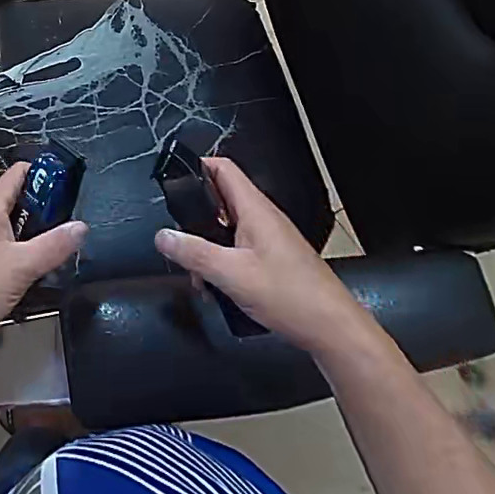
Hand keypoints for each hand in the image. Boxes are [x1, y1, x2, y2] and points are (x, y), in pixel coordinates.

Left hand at [0, 163, 87, 371]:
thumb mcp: (22, 266)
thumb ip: (54, 245)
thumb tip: (81, 227)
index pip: (20, 172)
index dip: (45, 171)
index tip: (70, 182)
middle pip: (21, 197)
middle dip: (47, 204)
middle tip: (72, 216)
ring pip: (17, 224)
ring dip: (39, 230)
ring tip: (63, 241)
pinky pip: (10, 245)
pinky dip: (27, 249)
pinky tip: (41, 264)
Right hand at [153, 157, 380, 357]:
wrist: (330, 327)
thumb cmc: (292, 296)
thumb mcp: (231, 274)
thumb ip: (194, 253)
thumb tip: (164, 236)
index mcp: (254, 209)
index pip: (223, 168)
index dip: (197, 166)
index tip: (175, 180)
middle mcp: (263, 217)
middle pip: (220, 200)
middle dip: (196, 220)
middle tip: (182, 241)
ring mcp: (269, 237)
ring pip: (227, 229)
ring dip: (208, 248)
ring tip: (201, 275)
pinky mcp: (272, 258)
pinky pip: (239, 249)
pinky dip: (223, 263)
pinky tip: (220, 288)